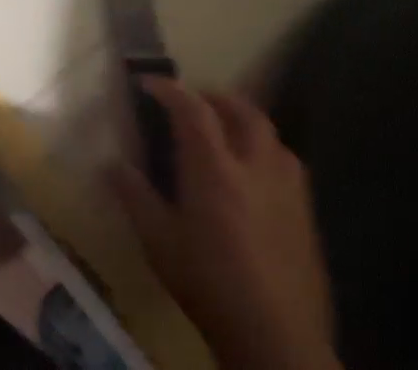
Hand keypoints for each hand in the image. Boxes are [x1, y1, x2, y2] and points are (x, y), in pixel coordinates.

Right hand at [112, 79, 339, 369]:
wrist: (275, 334)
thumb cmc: (206, 281)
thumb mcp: (156, 238)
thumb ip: (134, 195)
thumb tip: (111, 163)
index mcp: (215, 170)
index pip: (193, 111)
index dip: (170, 90)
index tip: (147, 84)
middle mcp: (256, 170)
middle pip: (246, 115)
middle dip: (217, 99)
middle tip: (192, 101)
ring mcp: (288, 193)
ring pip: (274, 139)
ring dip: (247, 124)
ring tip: (225, 133)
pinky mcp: (306, 217)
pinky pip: (288, 167)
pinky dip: (266, 153)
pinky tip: (252, 176)